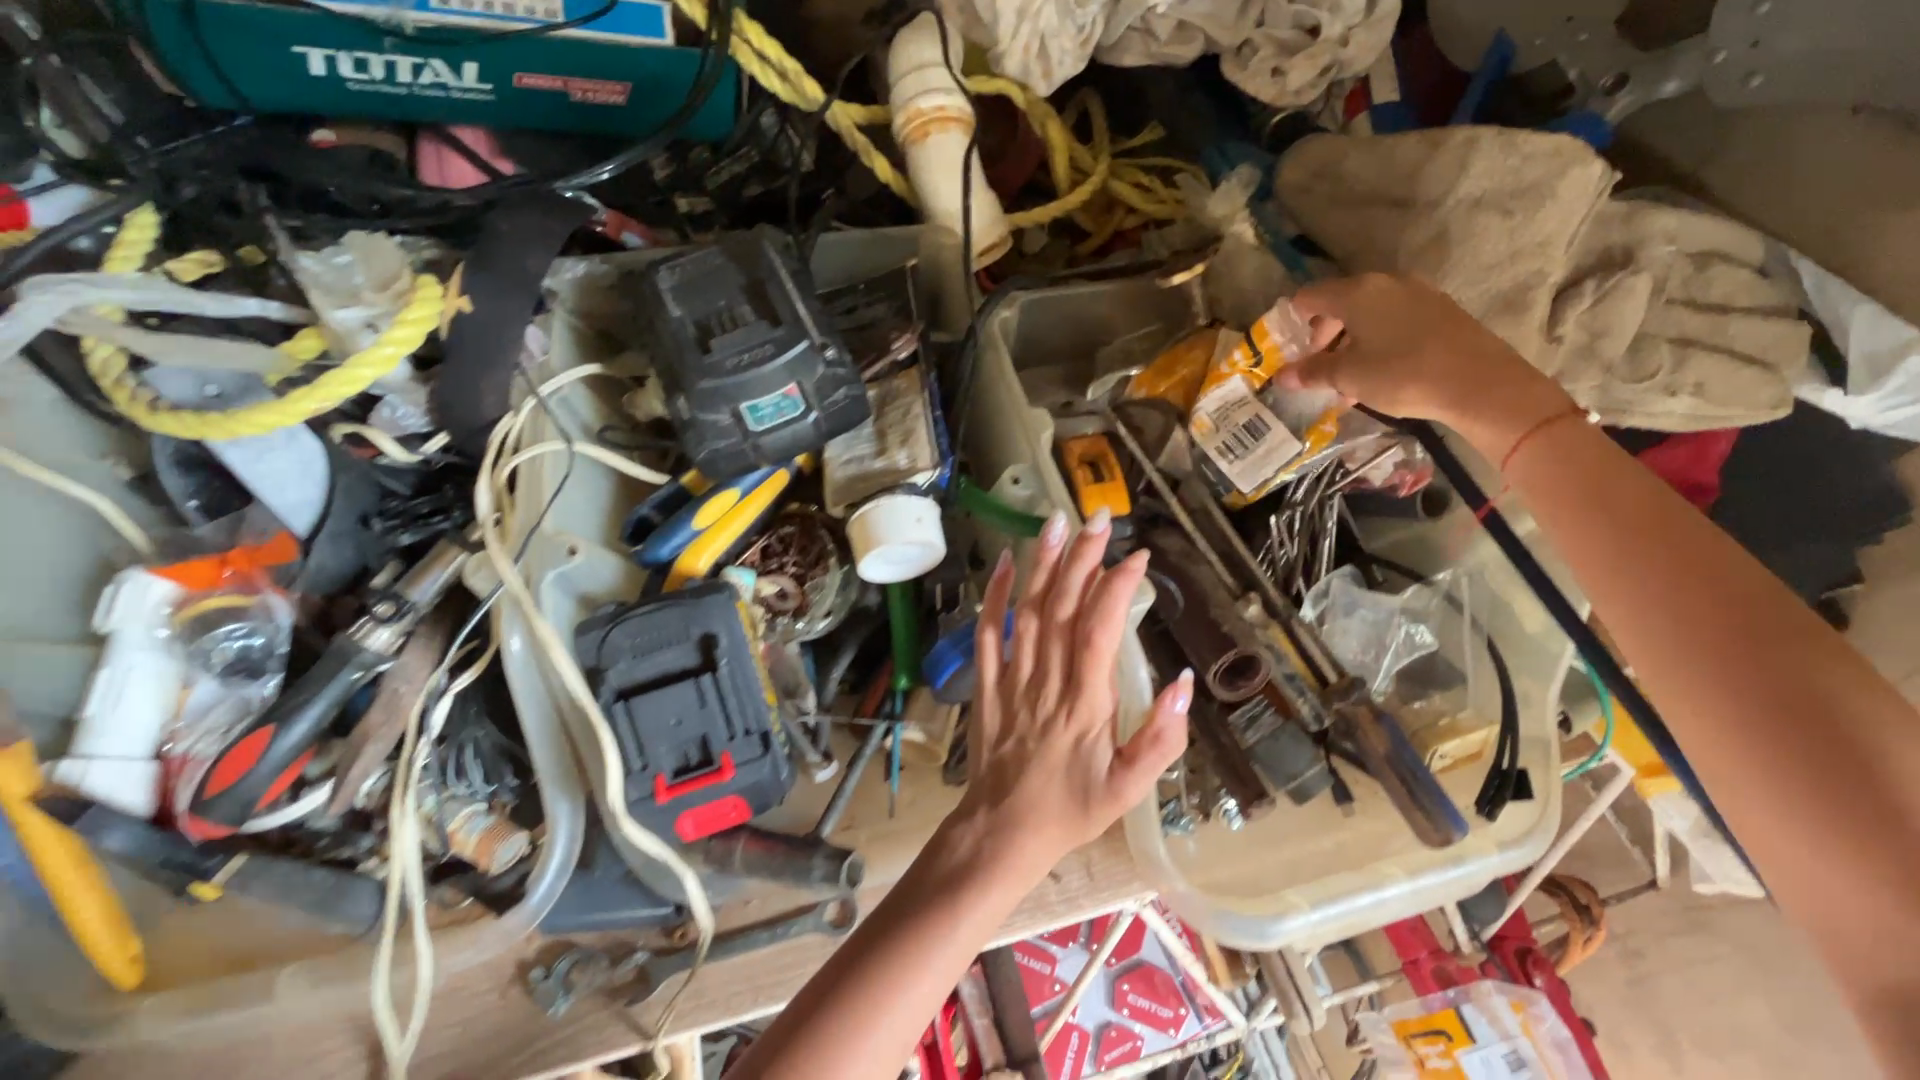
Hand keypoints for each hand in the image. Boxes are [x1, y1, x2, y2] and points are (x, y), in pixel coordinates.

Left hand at [955, 509, 1191, 872]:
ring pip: (1026, 612)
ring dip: (1042, 566)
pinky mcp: (986, 685)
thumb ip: (1162, 738)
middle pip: (1063, 608)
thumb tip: (1186, 683)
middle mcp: (1046, 680)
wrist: (1004, 831)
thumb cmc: (1073, 809)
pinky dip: (995, 597)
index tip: (1137, 557)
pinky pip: (987, 635)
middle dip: (1082, 559)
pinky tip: (1006, 564)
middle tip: (1099, 518)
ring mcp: (1011, 679)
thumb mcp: (1131, 788)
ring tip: (1056, 524)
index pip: (1100, 629)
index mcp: (1085, 702)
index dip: (1117, 588)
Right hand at [1281, 273, 1573, 455]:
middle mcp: (1386, 283)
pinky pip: (1394, 321)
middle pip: (1339, 304)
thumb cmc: (1402, 374)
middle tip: (1318, 370)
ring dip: (1351, 343)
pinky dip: (1378, 342)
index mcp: (1357, 292)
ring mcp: (1417, 294)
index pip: (1309, 297)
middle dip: (1323, 337)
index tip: (1288, 351)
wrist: (1481, 383)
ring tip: (1348, 380)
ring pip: (1369, 315)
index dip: (1292, 322)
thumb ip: (1312, 373)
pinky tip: (1380, 373)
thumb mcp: (1349, 377)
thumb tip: (1282, 376)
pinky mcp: (1440, 311)